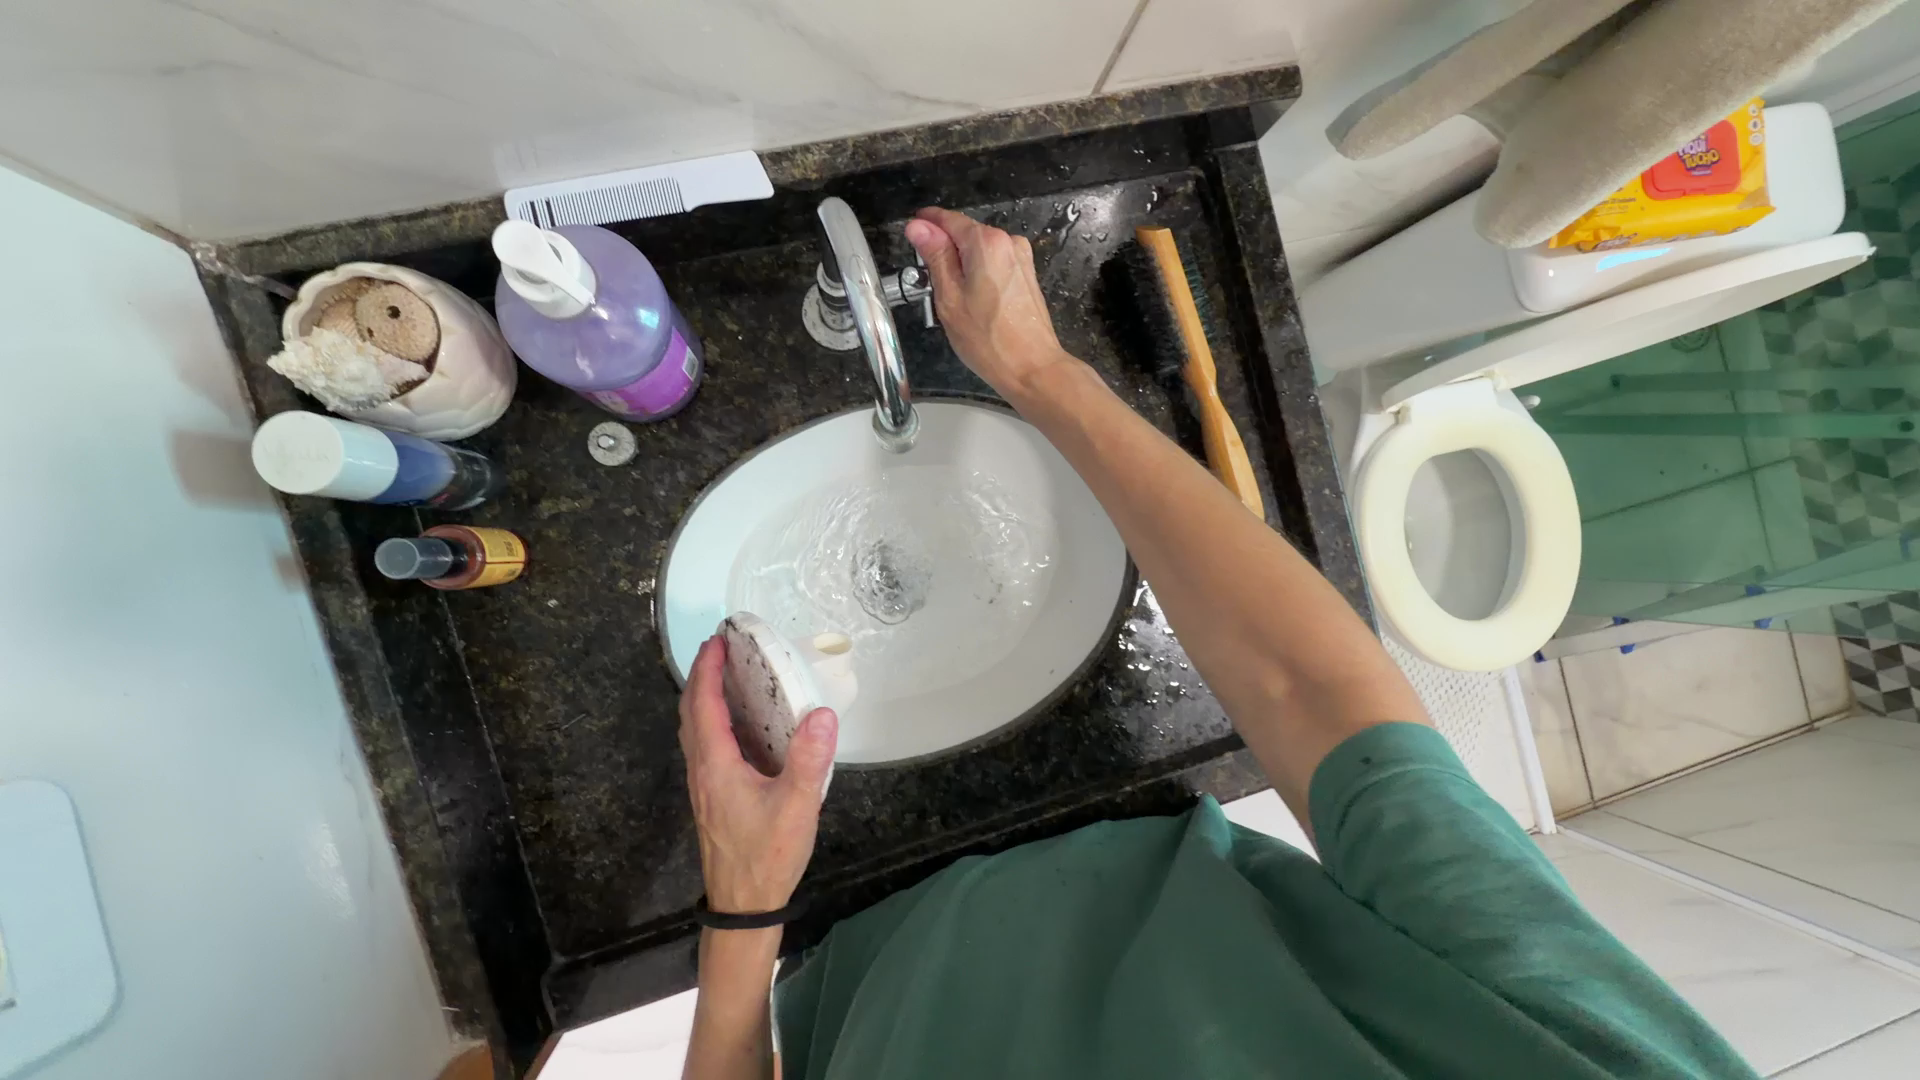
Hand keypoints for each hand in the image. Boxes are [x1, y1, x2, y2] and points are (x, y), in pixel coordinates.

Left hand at [679, 634, 837, 913]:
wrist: (743, 906)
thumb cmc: (767, 854)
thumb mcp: (796, 806)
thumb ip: (808, 760)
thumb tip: (822, 712)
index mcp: (716, 765)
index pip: (704, 706)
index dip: (708, 670)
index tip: (719, 639)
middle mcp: (702, 770)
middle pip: (691, 713)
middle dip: (701, 676)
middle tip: (721, 648)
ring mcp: (703, 785)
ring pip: (693, 730)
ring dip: (703, 698)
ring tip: (724, 676)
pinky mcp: (711, 798)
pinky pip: (704, 745)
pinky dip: (711, 720)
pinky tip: (736, 724)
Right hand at [905, 207, 1084, 404]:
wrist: (1032, 368)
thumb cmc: (989, 340)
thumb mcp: (949, 298)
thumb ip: (935, 257)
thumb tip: (918, 227)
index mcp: (986, 243)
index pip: (948, 220)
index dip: (926, 225)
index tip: (911, 234)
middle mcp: (1007, 242)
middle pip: (965, 235)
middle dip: (944, 251)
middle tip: (928, 281)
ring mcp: (1021, 258)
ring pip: (979, 252)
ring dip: (961, 266)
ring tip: (951, 299)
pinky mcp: (1026, 275)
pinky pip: (994, 265)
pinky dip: (979, 276)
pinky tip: (973, 303)